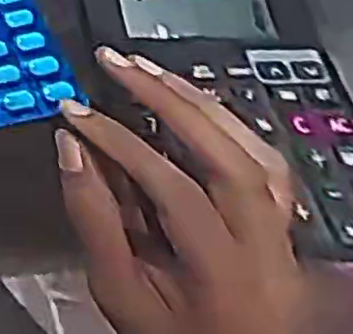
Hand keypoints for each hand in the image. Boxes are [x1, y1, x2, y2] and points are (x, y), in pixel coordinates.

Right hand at [55, 48, 311, 333]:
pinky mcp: (279, 224)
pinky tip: (185, 97)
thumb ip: (91, 218)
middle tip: (115, 62)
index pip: (175, 188)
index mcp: (229, 276)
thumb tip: (69, 145)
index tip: (73, 112)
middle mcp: (270, 253)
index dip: (118, 142)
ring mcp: (283, 238)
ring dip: (197, 100)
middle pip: (231, 158)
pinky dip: (222, 120)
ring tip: (146, 67)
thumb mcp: (117, 291)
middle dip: (166, 99)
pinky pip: (263, 160)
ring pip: (256, 152)